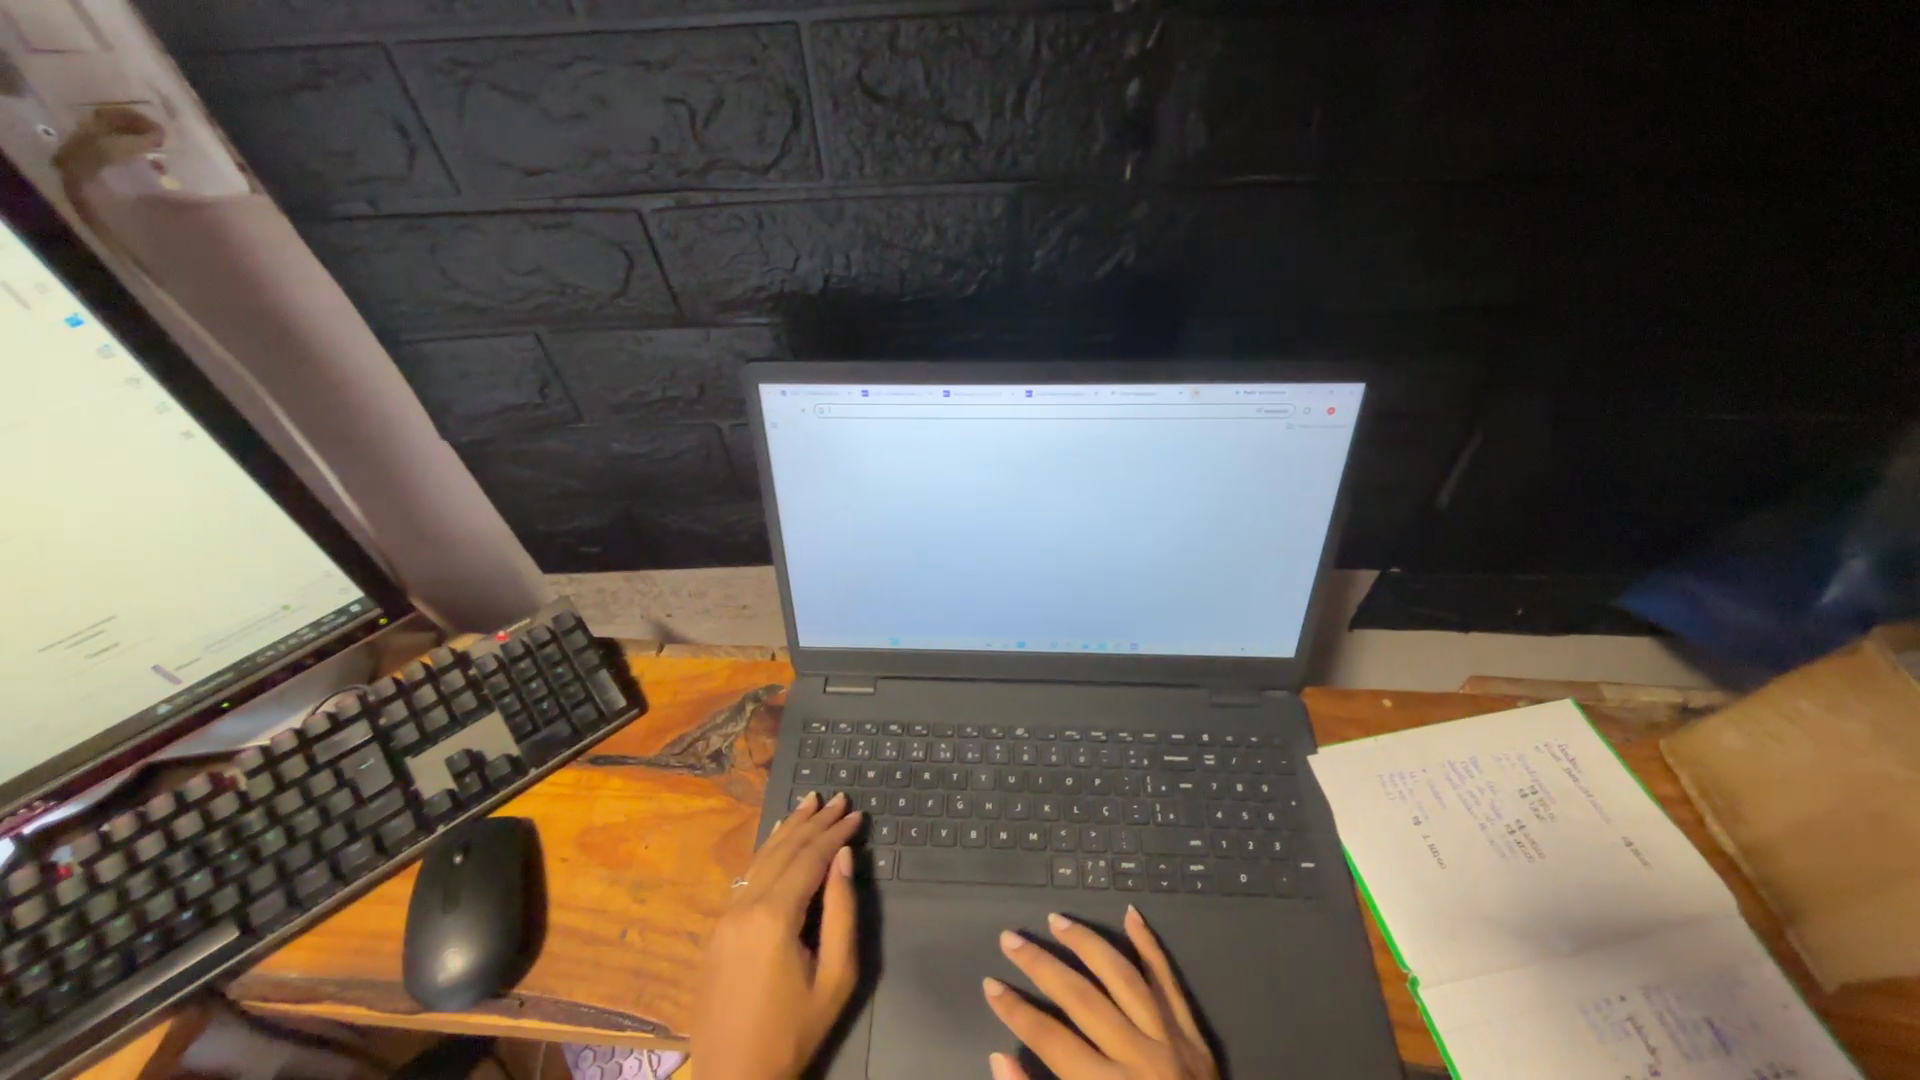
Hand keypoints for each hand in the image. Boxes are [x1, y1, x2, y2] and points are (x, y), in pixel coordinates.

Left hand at [691, 792, 865, 1079]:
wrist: (734, 1077)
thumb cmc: (793, 1031)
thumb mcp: (835, 978)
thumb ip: (842, 913)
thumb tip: (843, 859)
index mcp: (774, 918)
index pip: (809, 859)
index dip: (834, 833)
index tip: (857, 813)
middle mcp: (744, 907)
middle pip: (783, 851)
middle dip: (813, 822)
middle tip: (838, 797)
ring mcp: (725, 917)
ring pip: (760, 859)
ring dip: (787, 829)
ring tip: (809, 803)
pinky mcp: (717, 931)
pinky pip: (747, 878)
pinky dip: (768, 852)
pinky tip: (778, 840)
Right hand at [983, 907, 1218, 1079]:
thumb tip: (999, 1057)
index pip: (1050, 1040)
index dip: (1016, 1011)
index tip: (990, 984)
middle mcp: (1140, 1057)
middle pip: (1082, 999)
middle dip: (1041, 966)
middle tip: (1011, 938)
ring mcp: (1172, 1041)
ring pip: (1124, 978)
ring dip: (1088, 945)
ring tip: (1058, 920)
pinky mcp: (1195, 1036)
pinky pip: (1169, 983)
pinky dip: (1151, 948)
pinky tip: (1132, 915)